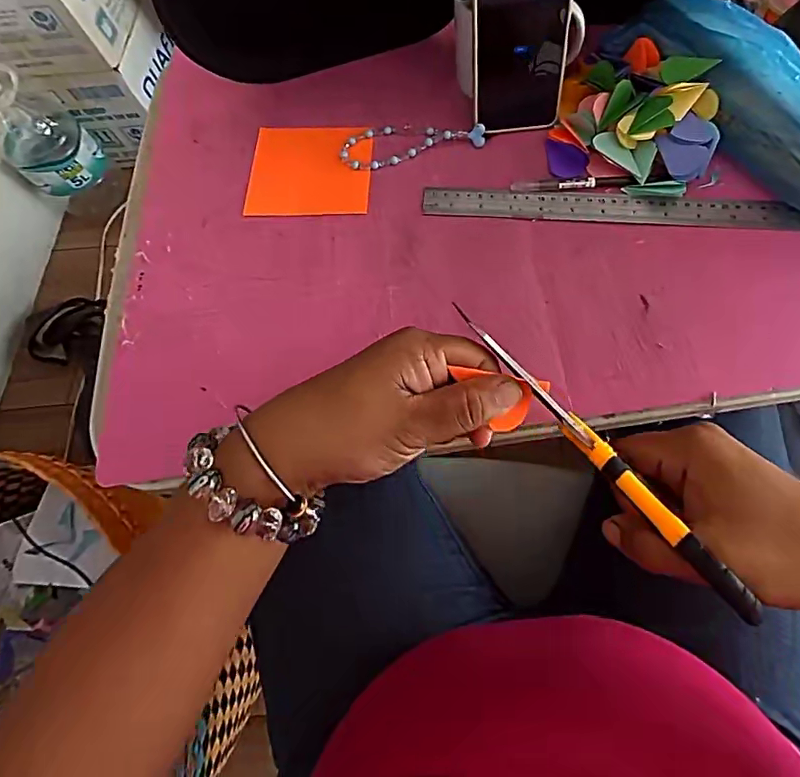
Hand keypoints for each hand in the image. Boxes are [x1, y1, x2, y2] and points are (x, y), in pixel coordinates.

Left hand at [242, 328, 525, 492]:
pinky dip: (434, 423)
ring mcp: (400, 372)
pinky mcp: (390, 392)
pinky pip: (429, 402)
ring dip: (453, 419)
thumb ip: (467, 408)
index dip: (497, 391)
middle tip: (471, 442)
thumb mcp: (415, 424)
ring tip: (434, 443)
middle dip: (475, 409)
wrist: (286, 451)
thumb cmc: (348, 432)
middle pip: (466, 375)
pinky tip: (420, 441)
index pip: (479, 361)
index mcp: (420, 348)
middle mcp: (413, 352)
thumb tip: (512, 391)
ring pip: (449, 393)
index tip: (501, 426)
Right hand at [600, 423, 799, 609]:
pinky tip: (715, 542)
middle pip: (643, 468)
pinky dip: (690, 518)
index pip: (624, 452)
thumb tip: (610, 528)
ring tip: (704, 548)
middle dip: (648, 510)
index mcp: (689, 446)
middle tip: (679, 545)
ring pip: (666, 484)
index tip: (629, 525)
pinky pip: (688, 490)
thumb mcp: (702, 556)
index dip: (617, 489)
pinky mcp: (731, 474)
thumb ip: (645, 544)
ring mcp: (718, 456)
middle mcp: (701, 442)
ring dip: (672, 519)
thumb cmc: (775, 551)